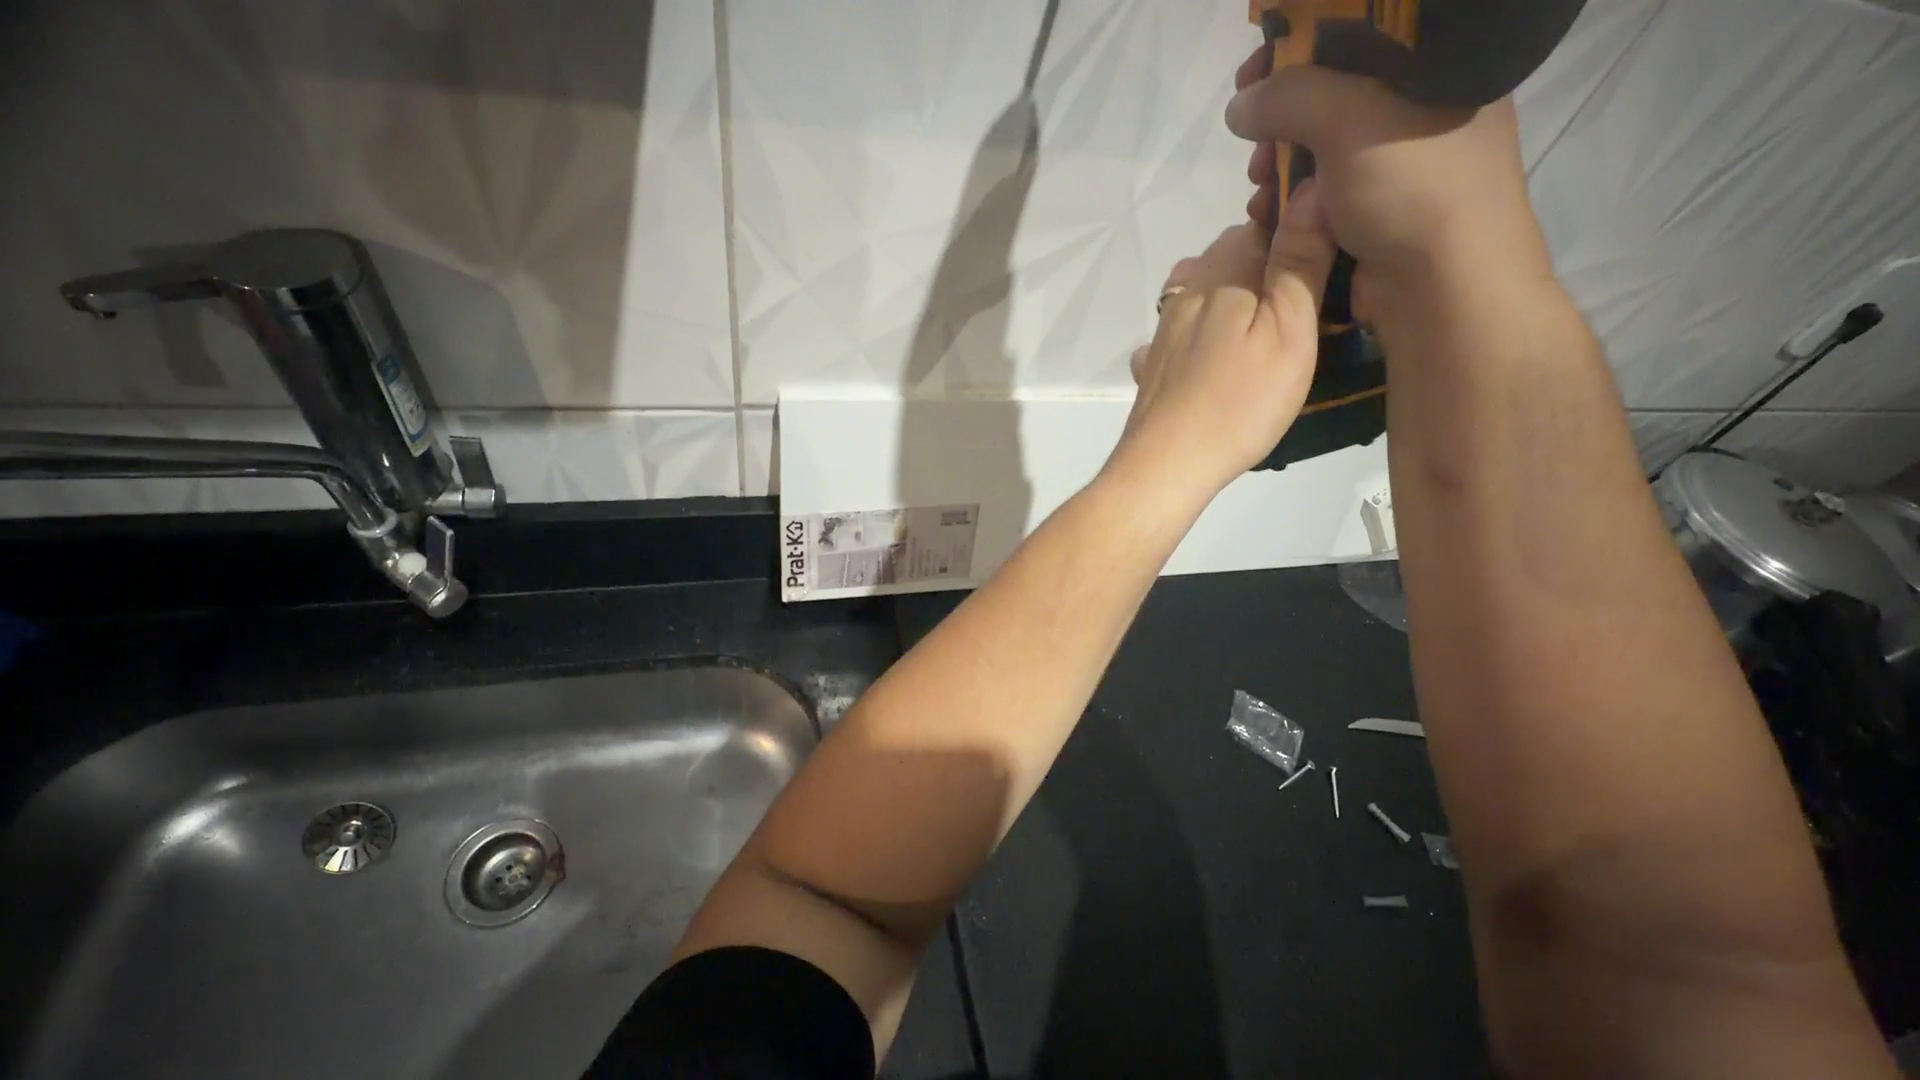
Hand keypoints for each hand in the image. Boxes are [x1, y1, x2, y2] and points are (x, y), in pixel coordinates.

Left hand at [1110, 184, 1337, 494]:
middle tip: (1306, 310)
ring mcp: (1164, 325)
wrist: (1168, 462)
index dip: (1298, 234)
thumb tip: (1310, 185)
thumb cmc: (1240, 399)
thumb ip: (1300, 258)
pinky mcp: (1155, 361)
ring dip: (1233, 299)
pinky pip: (1182, 332)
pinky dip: (1202, 336)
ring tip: (1264, 335)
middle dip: (1266, 269)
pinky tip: (1216, 361)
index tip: (1326, 266)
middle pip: (1233, 255)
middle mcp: (1187, 285)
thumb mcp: (1289, 327)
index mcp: (1224, 268)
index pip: (1265, 220)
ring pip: (1204, 290)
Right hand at [1226, 50, 1553, 318]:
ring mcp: (1393, 171)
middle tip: (1253, 137)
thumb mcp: (1350, 116)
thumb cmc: (1412, 184)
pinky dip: (1286, 201)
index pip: (1359, 39)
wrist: (1443, 286)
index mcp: (1438, 71)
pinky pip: (1316, 195)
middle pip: (1329, 97)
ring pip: (1317, 151)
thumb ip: (1287, 97)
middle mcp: (1419, 115)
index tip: (1257, 69)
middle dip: (1279, 117)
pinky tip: (1266, 212)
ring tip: (1258, 185)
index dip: (1301, 45)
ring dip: (1276, 165)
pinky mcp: (1370, 217)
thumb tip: (1239, 107)